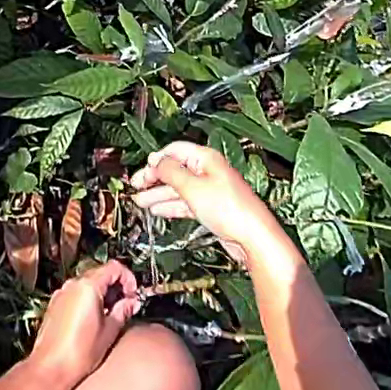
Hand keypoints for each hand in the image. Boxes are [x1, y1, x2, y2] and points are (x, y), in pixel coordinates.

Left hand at [24, 260, 140, 389]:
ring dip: (104, 293)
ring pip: (88, 283)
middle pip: (100, 273)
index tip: (134, 293)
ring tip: (113, 314)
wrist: (50, 368)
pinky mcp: (56, 304)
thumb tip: (130, 303)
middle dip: (117, 286)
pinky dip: (89, 299)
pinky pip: (76, 293)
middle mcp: (72, 285)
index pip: (114, 268)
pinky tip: (96, 319)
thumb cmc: (77, 353)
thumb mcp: (109, 332)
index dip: (128, 278)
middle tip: (128, 304)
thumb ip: (122, 312)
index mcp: (87, 286)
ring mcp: (62, 293)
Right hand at [130, 142, 292, 267]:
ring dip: (158, 194)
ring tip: (140, 202)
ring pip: (178, 188)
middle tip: (136, 186)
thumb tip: (155, 161)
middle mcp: (208, 171)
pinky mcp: (212, 208)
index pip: (174, 151)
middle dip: (153, 178)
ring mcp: (210, 190)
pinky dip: (171, 205)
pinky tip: (158, 210)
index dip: (156, 160)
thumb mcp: (192, 187)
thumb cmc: (230, 210)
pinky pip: (186, 202)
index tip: (142, 172)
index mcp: (205, 159)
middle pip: (174, 170)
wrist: (254, 239)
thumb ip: (169, 171)